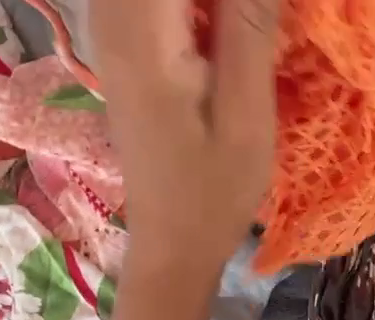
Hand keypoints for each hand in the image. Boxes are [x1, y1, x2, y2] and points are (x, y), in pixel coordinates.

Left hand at [87, 0, 279, 278]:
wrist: (173, 241)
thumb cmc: (214, 190)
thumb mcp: (245, 112)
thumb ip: (249, 22)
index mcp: (142, 27)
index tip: (263, 13)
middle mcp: (112, 13)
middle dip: (230, 2)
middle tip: (260, 20)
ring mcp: (111, 26)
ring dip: (219, 8)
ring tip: (248, 28)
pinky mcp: (123, 41)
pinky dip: (195, 10)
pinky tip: (228, 29)